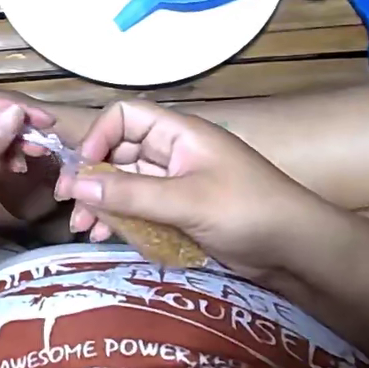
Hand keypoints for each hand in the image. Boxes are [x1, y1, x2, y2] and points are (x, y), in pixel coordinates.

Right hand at [56, 101, 331, 276]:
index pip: (125, 116)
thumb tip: (77, 183)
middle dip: (92, 176)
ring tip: (82, 228)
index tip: (84, 169)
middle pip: (119, 152)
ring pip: (125, 183)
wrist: (298, 251)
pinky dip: (119, 219)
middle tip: (70, 204)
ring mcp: (175, 183)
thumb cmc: (248, 212)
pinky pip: (139, 208)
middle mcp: (173, 153)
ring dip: (101, 202)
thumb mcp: (187, 201)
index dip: (99, 136)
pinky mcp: (178, 211)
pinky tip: (103, 236)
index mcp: (179, 133)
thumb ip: (131, 192)